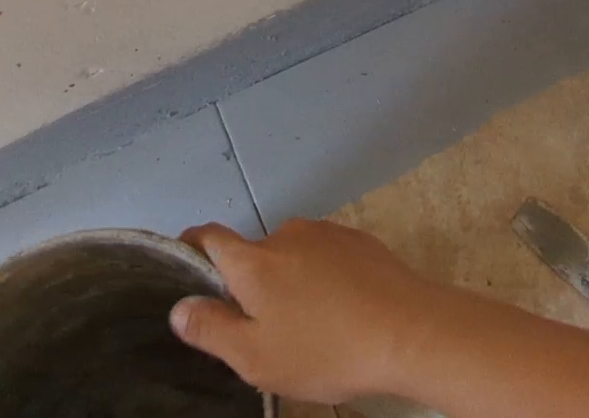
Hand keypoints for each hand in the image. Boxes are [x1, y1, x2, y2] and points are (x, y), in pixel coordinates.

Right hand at [172, 219, 456, 403]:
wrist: (409, 329)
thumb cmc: (325, 348)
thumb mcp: (257, 357)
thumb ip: (212, 329)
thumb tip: (180, 306)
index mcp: (254, 261)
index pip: (209, 237)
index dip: (191, 246)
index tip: (183, 262)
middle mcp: (286, 234)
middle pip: (254, 253)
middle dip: (250, 284)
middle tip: (263, 328)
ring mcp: (326, 232)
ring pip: (291, 255)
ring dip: (289, 281)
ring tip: (308, 324)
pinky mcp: (358, 238)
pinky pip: (324, 255)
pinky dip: (321, 276)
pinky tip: (340, 308)